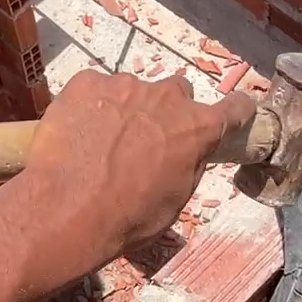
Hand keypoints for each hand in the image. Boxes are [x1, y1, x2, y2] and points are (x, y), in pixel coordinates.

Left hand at [15, 71, 255, 278]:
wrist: (66, 211)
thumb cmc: (126, 219)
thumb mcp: (173, 201)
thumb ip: (186, 165)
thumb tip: (184, 153)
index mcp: (197, 128)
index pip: (234, 108)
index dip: (232, 113)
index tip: (227, 116)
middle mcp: (167, 97)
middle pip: (176, 94)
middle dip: (164, 113)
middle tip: (141, 142)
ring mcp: (125, 85)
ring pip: (131, 91)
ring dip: (123, 110)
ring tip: (98, 145)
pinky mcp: (86, 82)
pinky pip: (94, 89)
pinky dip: (88, 106)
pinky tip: (76, 136)